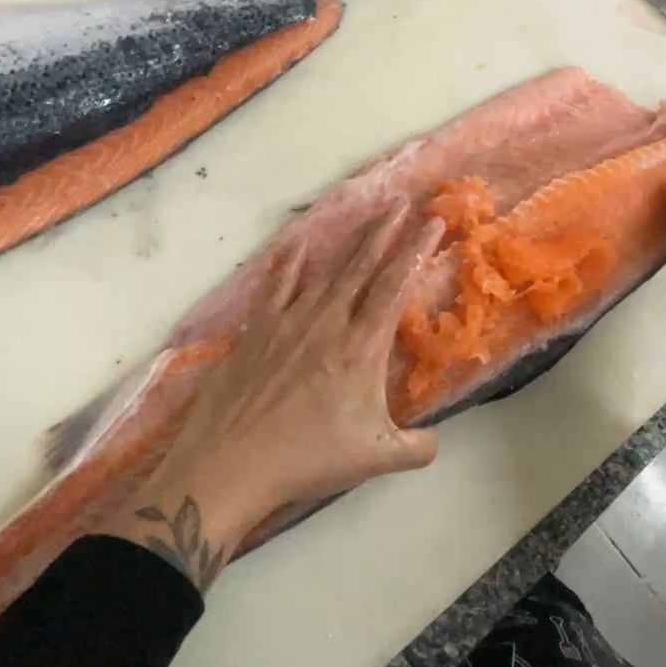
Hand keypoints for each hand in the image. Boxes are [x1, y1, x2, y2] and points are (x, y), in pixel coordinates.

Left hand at [105, 203, 444, 586]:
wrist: (228, 465)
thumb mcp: (375, 457)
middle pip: (363, 264)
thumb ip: (417, 448)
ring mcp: (289, 320)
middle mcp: (328, 321)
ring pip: (327, 269)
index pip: (396, 285)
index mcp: (361, 346)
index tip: (433, 222)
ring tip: (367, 216)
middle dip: (386, 230)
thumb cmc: (305, 459)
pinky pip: (276, 285)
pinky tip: (296, 242)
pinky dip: (288, 261)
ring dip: (350, 240)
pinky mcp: (256, 329)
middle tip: (402, 201)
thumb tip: (436, 440)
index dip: (417, 250)